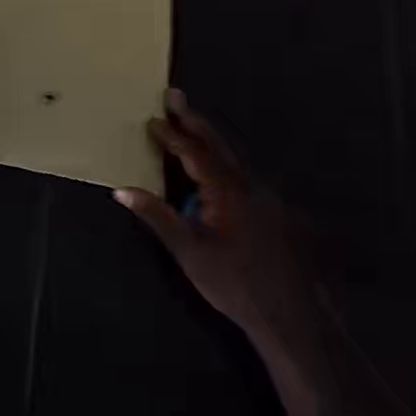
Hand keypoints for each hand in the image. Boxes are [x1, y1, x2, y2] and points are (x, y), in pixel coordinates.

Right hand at [114, 89, 317, 342]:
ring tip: (190, 124)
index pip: (195, 154)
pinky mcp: (273, 215)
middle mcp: (250, 187)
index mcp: (228, 191)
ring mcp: (266, 200)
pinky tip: (215, 168)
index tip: (154, 119)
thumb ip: (157, 216)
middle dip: (194, 121)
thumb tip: (121, 189)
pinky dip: (222, 159)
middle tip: (176, 95)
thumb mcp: (189, 250)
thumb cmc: (234, 282)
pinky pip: (242, 174)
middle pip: (218, 145)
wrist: (293, 320)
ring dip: (209, 139)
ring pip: (233, 159)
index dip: (172, 136)